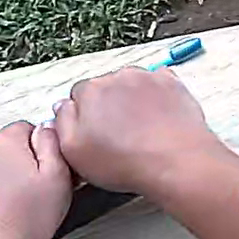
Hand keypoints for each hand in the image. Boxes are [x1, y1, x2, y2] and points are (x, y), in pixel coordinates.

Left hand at [0, 121, 71, 238]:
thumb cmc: (22, 224)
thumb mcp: (59, 179)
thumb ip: (54, 144)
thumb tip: (46, 127)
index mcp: (4, 141)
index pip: (28, 128)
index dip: (41, 151)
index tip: (46, 174)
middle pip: (2, 146)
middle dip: (16, 163)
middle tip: (30, 193)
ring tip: (8, 207)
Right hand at [51, 67, 230, 197]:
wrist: (176, 160)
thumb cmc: (126, 161)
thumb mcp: (73, 152)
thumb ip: (62, 123)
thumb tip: (63, 107)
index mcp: (90, 91)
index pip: (79, 95)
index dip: (86, 116)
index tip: (96, 132)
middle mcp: (118, 77)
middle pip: (106, 87)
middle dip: (110, 105)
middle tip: (120, 134)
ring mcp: (148, 77)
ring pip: (132, 84)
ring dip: (134, 99)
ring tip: (143, 128)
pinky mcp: (173, 83)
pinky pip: (159, 83)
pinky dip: (158, 96)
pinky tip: (160, 116)